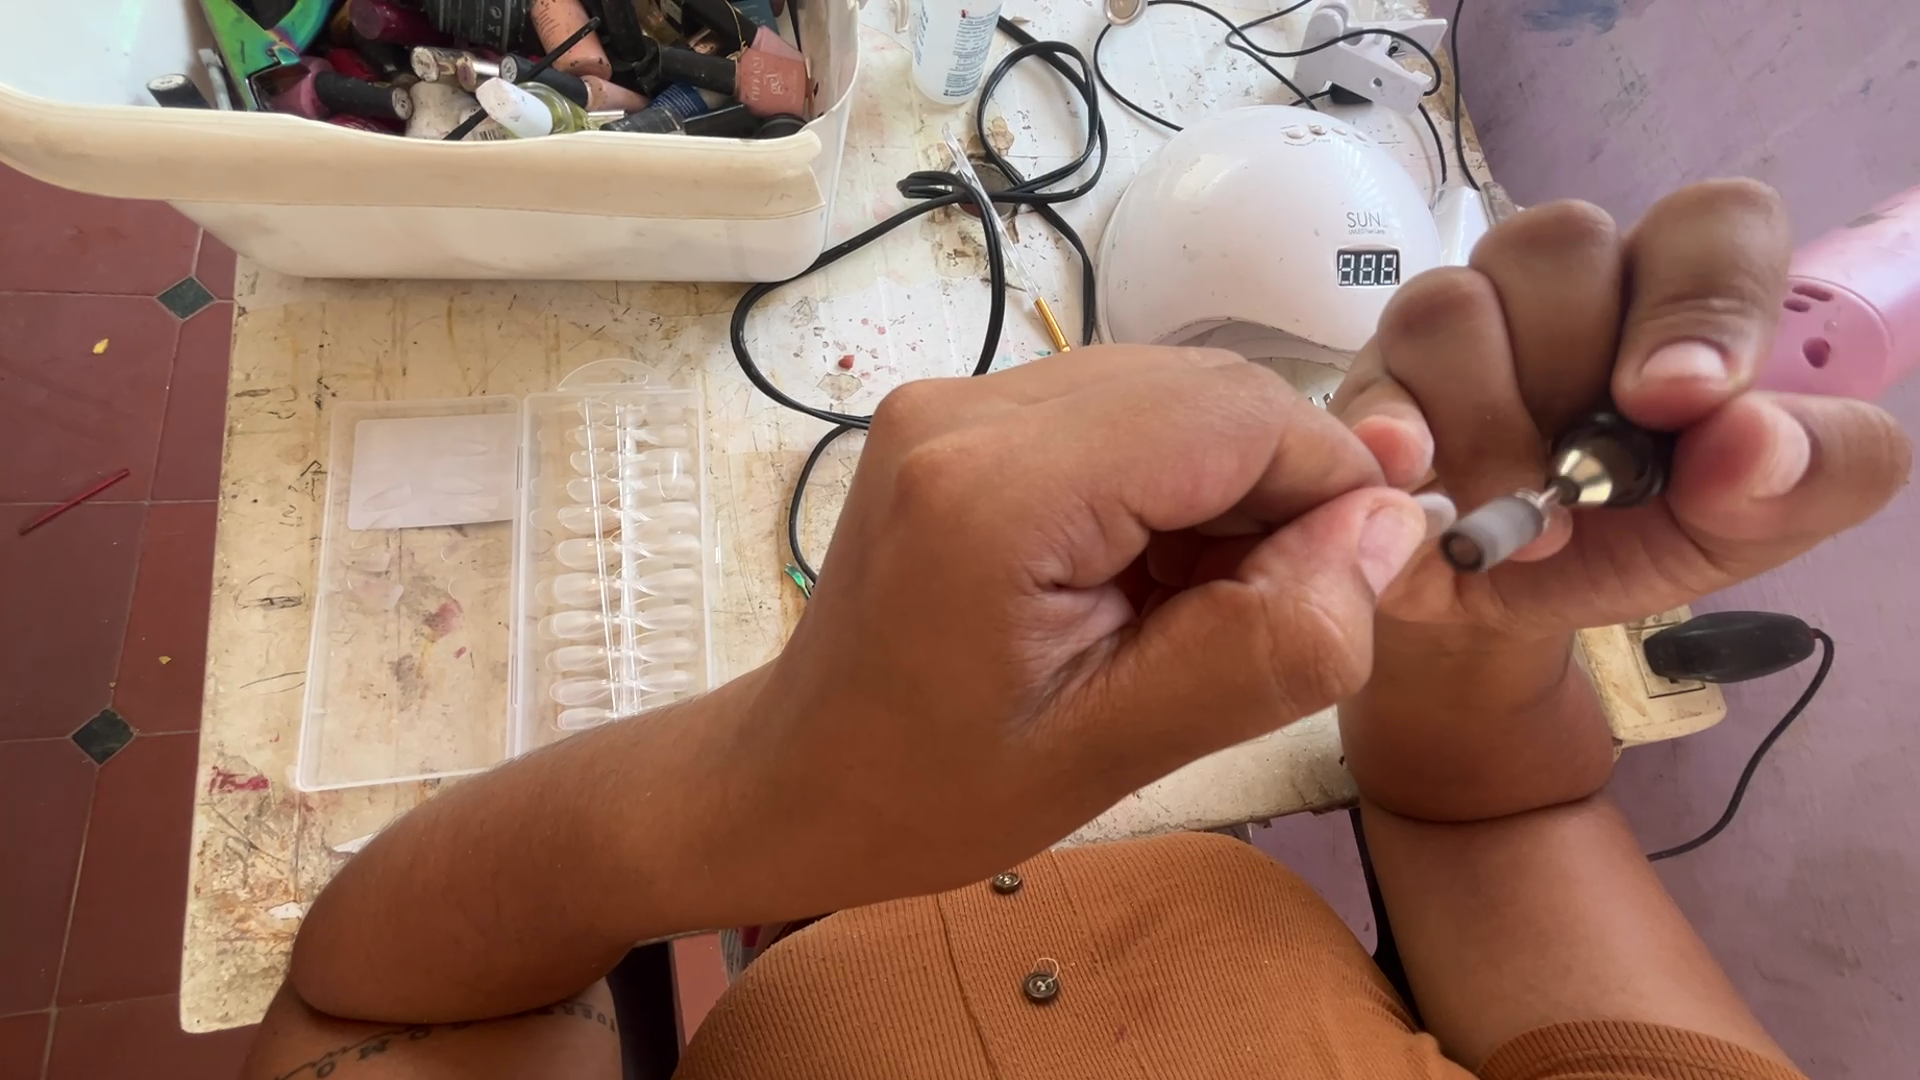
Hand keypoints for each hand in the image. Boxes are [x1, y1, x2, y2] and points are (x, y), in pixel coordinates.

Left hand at [728, 346, 1427, 910]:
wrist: (800, 771)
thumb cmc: (935, 789)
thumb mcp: (1116, 748)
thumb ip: (1269, 643)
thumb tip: (1383, 526)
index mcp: (997, 488)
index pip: (1234, 416)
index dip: (1327, 482)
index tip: (1350, 581)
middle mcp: (965, 407)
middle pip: (1200, 393)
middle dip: (1271, 489)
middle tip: (1262, 609)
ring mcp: (949, 400)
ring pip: (1161, 397)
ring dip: (1215, 489)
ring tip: (1183, 604)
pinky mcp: (951, 418)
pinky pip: (1106, 415)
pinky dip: (1156, 482)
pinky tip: (1135, 570)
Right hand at [1330, 181, 1909, 819]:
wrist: (1459, 642)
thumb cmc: (1587, 574)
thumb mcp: (1721, 544)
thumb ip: (1795, 482)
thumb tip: (1755, 431)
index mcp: (1642, 319)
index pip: (1698, 228)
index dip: (1698, 292)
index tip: (1681, 403)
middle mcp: (1534, 313)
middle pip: (1549, 244)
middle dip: (1567, 346)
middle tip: (1570, 458)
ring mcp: (1429, 351)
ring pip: (1448, 302)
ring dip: (1474, 401)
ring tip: (1474, 496)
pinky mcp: (1352, 404)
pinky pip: (1360, 386)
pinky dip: (1383, 428)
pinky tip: (1400, 481)